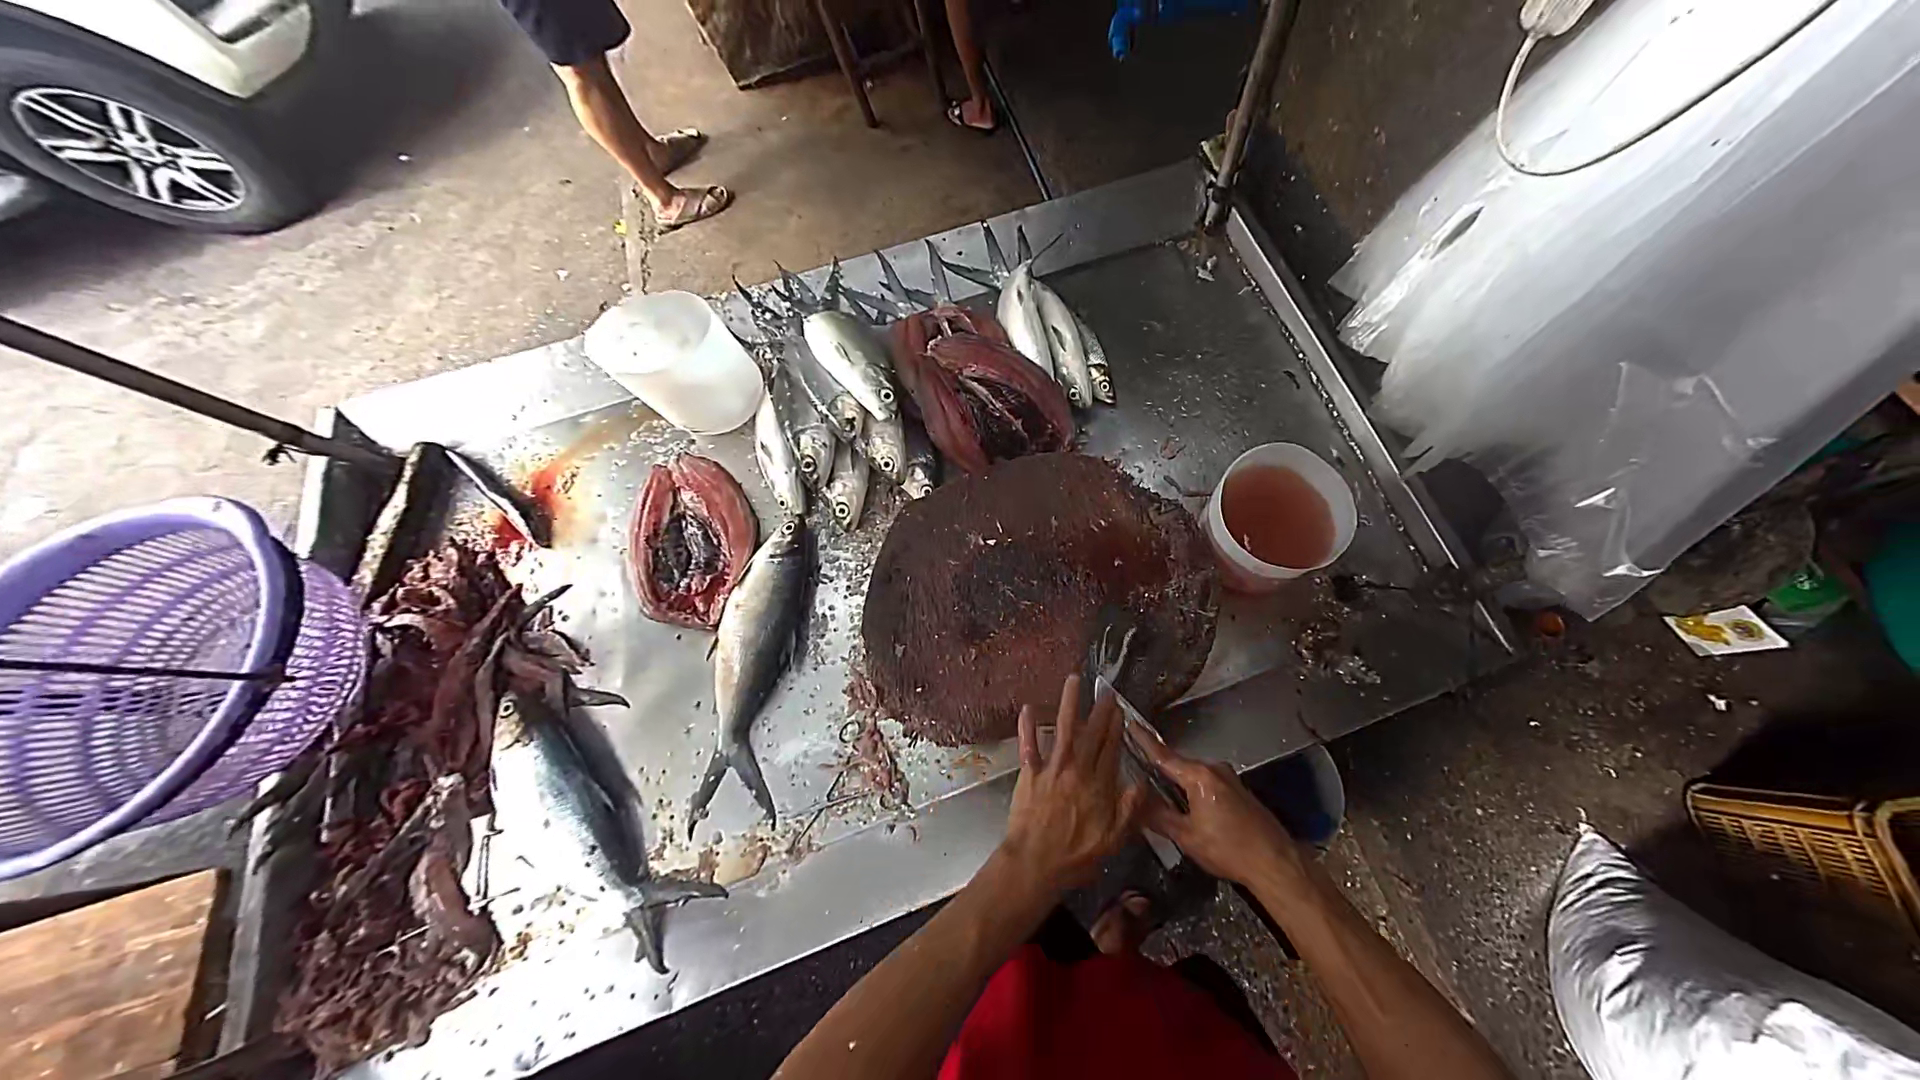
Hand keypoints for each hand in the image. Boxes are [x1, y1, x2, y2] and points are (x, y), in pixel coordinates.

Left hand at [998, 674, 1144, 891]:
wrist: (1035, 863)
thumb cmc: (1075, 856)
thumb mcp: (1113, 841)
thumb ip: (1129, 811)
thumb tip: (1141, 784)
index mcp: (1098, 786)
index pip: (1110, 750)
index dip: (1116, 729)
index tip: (1120, 711)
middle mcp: (1076, 771)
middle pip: (1091, 735)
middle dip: (1099, 711)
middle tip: (1105, 691)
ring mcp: (1051, 769)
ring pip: (1062, 730)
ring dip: (1068, 704)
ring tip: (1073, 681)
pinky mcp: (1029, 773)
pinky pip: (1028, 745)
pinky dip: (1027, 726)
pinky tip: (1027, 708)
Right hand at [1135, 733, 1307, 887]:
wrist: (1277, 864)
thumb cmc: (1229, 850)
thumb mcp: (1186, 836)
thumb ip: (1158, 816)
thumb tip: (1135, 803)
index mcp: (1198, 776)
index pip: (1163, 755)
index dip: (1144, 741)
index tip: (1131, 724)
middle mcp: (1214, 769)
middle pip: (1178, 764)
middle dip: (1159, 769)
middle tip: (1138, 774)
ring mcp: (1229, 778)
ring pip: (1193, 775)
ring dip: (1177, 783)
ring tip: (1160, 797)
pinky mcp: (1238, 791)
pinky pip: (1207, 783)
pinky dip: (1192, 790)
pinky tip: (1187, 807)